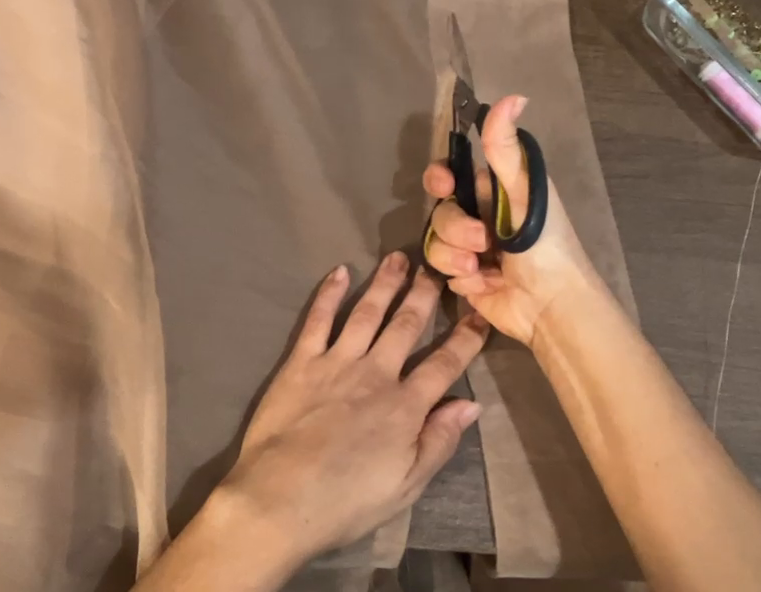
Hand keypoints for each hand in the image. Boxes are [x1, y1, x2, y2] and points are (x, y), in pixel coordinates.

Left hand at [214, 252, 489, 565]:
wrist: (281, 499)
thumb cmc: (346, 502)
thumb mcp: (406, 485)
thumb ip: (439, 441)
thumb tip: (471, 403)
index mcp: (405, 406)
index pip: (444, 364)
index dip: (465, 338)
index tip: (479, 314)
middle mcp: (375, 373)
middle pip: (406, 325)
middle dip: (424, 295)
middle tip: (437, 268)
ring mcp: (337, 362)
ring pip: (367, 312)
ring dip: (385, 283)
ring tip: (398, 258)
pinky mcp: (302, 361)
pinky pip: (319, 319)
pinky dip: (329, 293)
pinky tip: (339, 272)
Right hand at [422, 94, 604, 347]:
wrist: (551, 307)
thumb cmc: (546, 244)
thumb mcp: (527, 191)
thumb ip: (507, 148)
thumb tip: (514, 95)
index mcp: (495, 189)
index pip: (451, 172)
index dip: (439, 178)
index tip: (443, 185)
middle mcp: (479, 214)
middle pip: (440, 208)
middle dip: (455, 227)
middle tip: (481, 240)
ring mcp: (468, 247)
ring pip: (436, 240)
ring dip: (456, 255)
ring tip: (483, 268)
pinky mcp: (463, 276)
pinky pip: (440, 268)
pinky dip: (462, 277)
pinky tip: (484, 284)